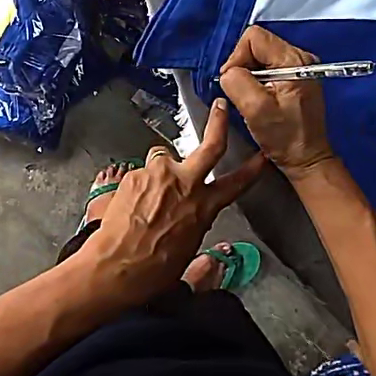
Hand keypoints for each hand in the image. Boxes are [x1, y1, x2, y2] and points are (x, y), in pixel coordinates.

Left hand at [76, 99, 264, 305]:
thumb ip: (196, 221)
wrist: (114, 268)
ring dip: (162, 167)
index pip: (237, 182)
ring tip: (151, 191)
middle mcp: (186, 183)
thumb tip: (194, 215)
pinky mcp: (135, 174)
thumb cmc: (153, 268)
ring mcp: (159, 175)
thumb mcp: (189, 248)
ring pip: (164, 157)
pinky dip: (141, 183)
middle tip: (220, 107)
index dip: (252, 168)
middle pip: (210, 144)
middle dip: (218, 121)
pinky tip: (132, 203)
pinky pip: (143, 172)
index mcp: (204, 205)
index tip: (261, 156)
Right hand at [219, 26, 341, 182]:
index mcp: (294, 60)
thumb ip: (237, 82)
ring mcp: (300, 67)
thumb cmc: (286, 138)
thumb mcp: (255, 110)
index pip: (254, 37)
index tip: (234, 81)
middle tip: (242, 93)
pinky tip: (261, 100)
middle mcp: (301, 58)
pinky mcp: (297, 78)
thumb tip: (229, 71)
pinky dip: (259, 81)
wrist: (308, 158)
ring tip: (252, 99)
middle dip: (243, 66)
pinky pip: (269, 68)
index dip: (237, 56)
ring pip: (262, 56)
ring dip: (250, 75)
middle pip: (258, 44)